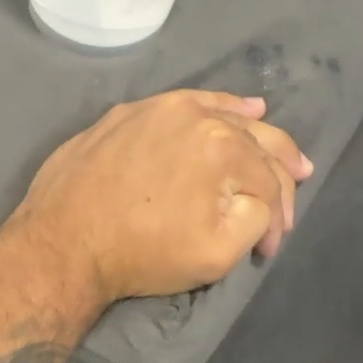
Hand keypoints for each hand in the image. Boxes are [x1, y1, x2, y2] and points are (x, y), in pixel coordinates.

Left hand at [7, 90, 312, 302]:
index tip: (268, 248)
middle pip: (252, 140)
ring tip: (277, 141)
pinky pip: (179, 106)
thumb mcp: (216, 255)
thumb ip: (256, 221)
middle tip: (301, 179)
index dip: (278, 217)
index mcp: (222, 146)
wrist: (61, 247)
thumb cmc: (141, 256)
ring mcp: (155, 110)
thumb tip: (262, 206)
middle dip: (280, 168)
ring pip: (219, 115)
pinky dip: (213, 108)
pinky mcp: (124, 116)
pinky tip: (234, 108)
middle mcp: (193, 115)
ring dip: (254, 131)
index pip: (268, 180)